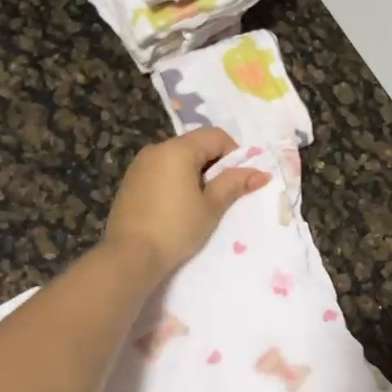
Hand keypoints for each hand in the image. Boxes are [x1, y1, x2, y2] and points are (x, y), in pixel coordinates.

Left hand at [104, 127, 268, 280]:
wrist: (130, 255)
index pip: (215, 136)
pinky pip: (161, 171)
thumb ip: (233, 184)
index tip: (238, 181)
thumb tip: (261, 173)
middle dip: (213, 165)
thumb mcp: (210, 207)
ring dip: (194, 174)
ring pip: (177, 159)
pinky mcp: (130, 182)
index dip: (233, 154)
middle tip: (221, 195)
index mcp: (177, 149)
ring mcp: (139, 165)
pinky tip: (176, 207)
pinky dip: (175, 181)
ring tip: (199, 204)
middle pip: (195, 145)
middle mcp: (156, 149)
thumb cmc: (176, 229)